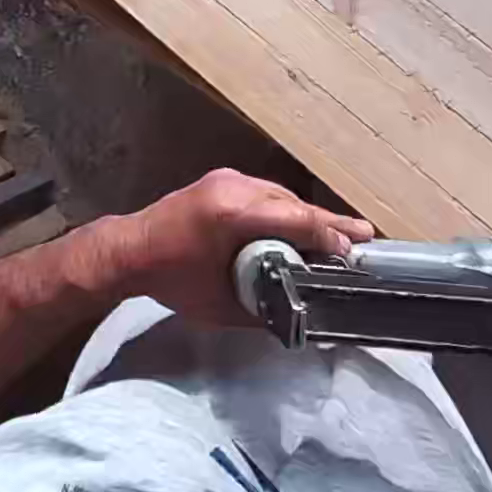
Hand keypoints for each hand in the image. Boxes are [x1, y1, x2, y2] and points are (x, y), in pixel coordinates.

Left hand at [99, 168, 373, 325]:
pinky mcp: (219, 180)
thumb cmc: (170, 280)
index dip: (330, 235)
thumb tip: (302, 311)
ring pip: (280, 195)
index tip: (356, 250)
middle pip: (293, 203)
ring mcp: (224, 180)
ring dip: (305, 215)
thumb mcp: (220, 303)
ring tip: (337, 234)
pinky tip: (298, 225)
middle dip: (327, 223)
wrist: (129, 249)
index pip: (296, 219)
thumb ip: (265, 305)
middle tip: (363, 238)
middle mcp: (231, 188)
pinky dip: (283, 209)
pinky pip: (263, 192)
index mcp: (231, 214)